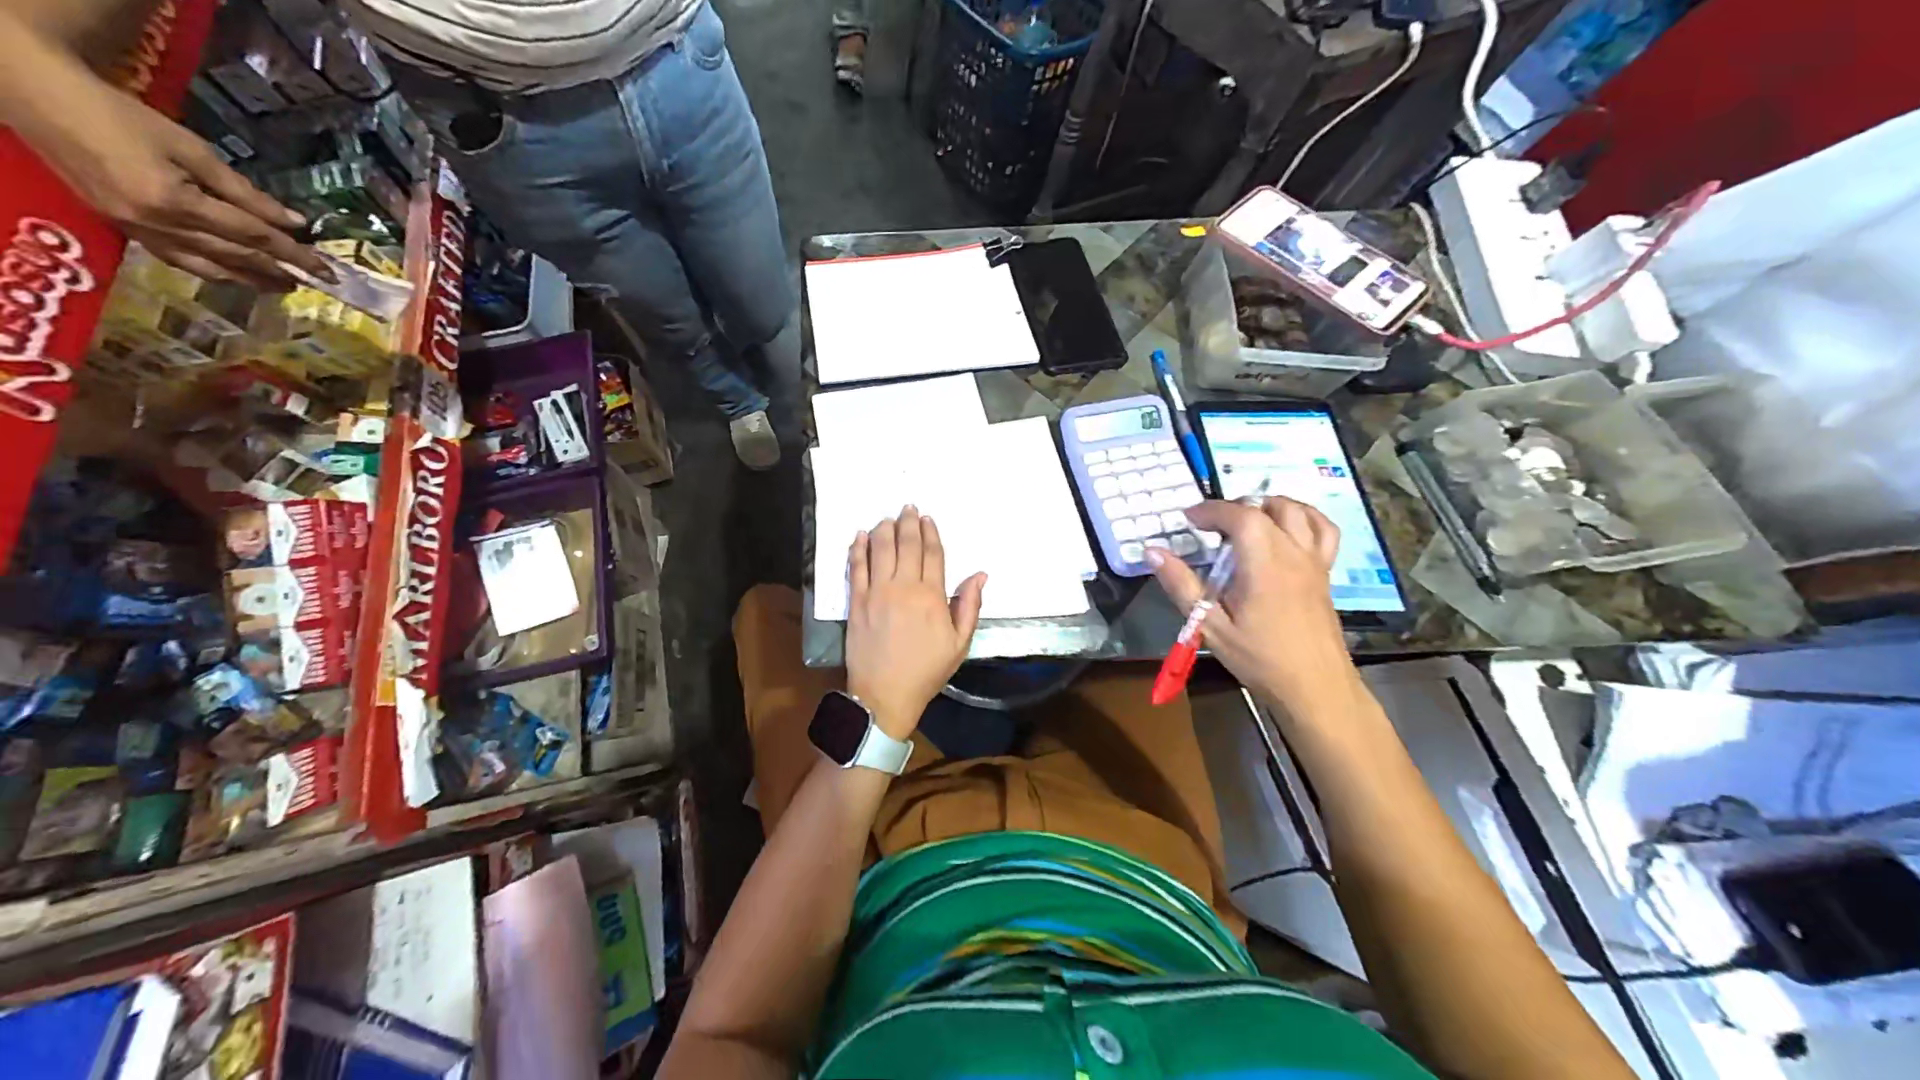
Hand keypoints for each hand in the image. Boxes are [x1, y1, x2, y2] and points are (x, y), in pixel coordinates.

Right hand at [17, 60, 328, 289]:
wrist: (36, 97)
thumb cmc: (119, 116)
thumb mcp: (192, 150)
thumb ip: (245, 192)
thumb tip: (296, 223)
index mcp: (176, 203)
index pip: (254, 237)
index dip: (295, 255)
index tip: (327, 269)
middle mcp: (157, 225)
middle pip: (235, 256)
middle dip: (278, 271)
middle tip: (313, 283)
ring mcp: (136, 230)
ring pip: (208, 267)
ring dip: (250, 279)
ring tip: (283, 285)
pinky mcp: (122, 228)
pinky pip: (178, 259)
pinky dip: (214, 271)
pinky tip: (235, 275)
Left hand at [844, 505, 985, 739]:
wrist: (885, 694)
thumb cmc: (926, 671)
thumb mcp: (959, 643)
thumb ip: (969, 606)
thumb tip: (980, 575)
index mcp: (932, 596)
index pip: (932, 554)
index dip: (930, 533)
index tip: (927, 519)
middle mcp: (904, 587)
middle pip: (906, 544)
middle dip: (907, 523)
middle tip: (907, 508)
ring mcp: (876, 592)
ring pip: (880, 549)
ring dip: (884, 529)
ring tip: (887, 518)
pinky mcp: (856, 601)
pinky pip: (856, 567)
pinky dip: (858, 548)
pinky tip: (860, 536)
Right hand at [1148, 496, 1358, 712]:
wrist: (1315, 687)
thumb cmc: (1260, 659)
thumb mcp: (1211, 627)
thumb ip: (1182, 585)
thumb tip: (1152, 552)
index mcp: (1264, 564)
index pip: (1240, 515)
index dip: (1212, 509)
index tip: (1189, 519)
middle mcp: (1293, 553)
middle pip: (1268, 508)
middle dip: (1235, 508)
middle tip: (1211, 527)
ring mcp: (1315, 561)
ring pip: (1298, 511)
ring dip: (1268, 506)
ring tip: (1245, 523)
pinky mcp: (1325, 573)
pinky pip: (1324, 530)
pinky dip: (1304, 518)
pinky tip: (1286, 529)